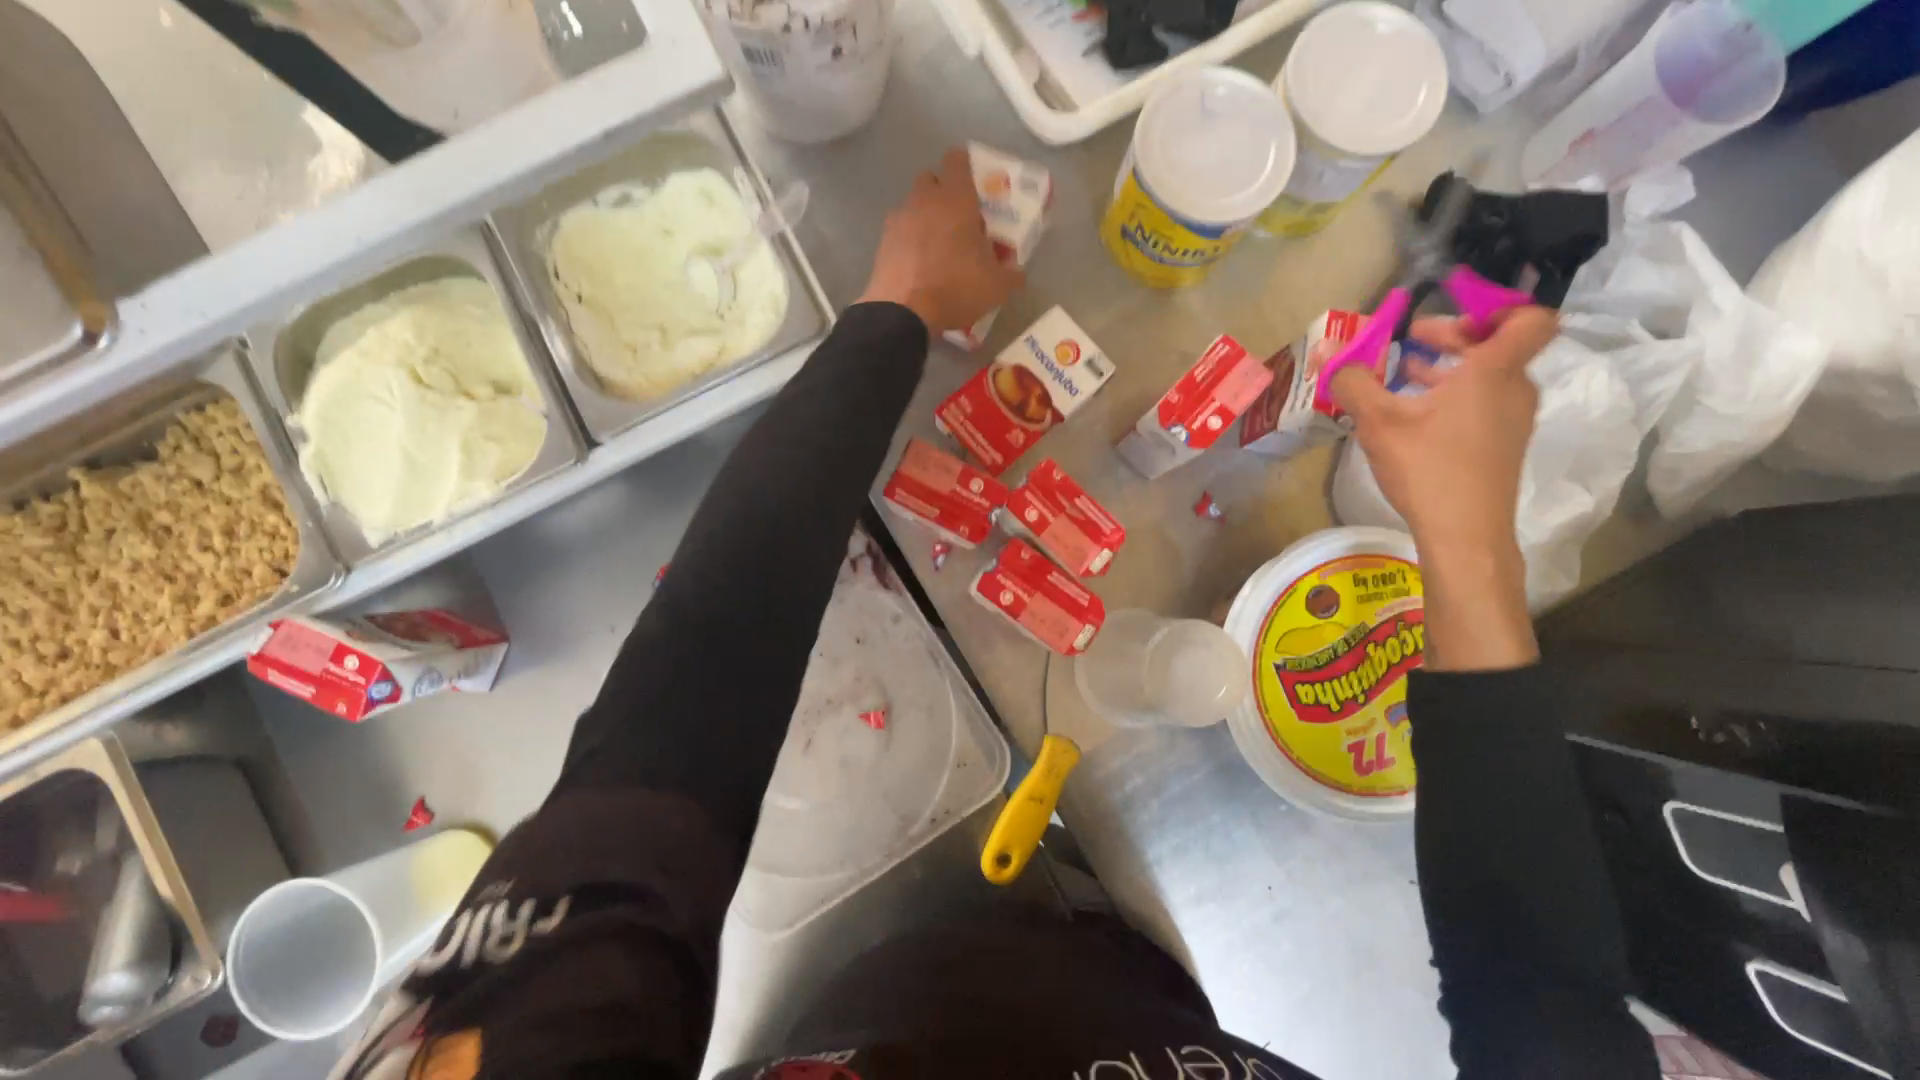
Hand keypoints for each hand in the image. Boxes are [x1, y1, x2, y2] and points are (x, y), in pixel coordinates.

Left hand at [858, 148, 1023, 333]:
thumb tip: (1018, 273)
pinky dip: (910, 240)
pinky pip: (900, 230)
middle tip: (959, 218)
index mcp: (956, 199)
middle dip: (944, 193)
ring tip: (938, 246)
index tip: (975, 183)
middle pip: (932, 179)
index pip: (958, 160)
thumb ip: (1011, 274)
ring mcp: (899, 219)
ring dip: (926, 216)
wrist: (904, 313)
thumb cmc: (956, 287)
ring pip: (914, 205)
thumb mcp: (996, 286)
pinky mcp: (883, 241)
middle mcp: (925, 200)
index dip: (966, 166)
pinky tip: (919, 263)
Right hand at [1331, 307, 1559, 670]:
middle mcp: (1514, 388)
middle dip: (1451, 337)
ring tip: (1402, 375)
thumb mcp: (1379, 421)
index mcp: (1495, 370)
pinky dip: (1453, 397)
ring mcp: (1513, 420)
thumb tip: (1323, 349)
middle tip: (1410, 339)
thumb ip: (1352, 380)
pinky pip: (1483, 404)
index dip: (1495, 307)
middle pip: (1496, 345)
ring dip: (1447, 369)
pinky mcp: (1503, 446)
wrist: (1466, 535)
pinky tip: (1413, 417)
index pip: (1528, 318)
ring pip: (1487, 377)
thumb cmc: (1428, 468)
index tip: (1451, 312)